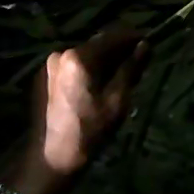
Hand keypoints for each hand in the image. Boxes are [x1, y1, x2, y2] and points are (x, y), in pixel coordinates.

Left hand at [21, 30, 148, 193]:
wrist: (51, 157)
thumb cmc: (89, 131)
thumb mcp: (116, 101)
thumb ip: (130, 69)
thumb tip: (144, 46)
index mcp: (78, 57)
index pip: (111, 37)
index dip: (132, 37)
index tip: (148, 41)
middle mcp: (61, 53)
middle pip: (96, 44)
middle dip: (118, 49)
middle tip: (138, 58)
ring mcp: (50, 65)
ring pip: (84, 54)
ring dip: (103, 59)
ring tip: (122, 71)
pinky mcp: (45, 77)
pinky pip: (73, 65)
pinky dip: (89, 68)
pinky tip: (100, 81)